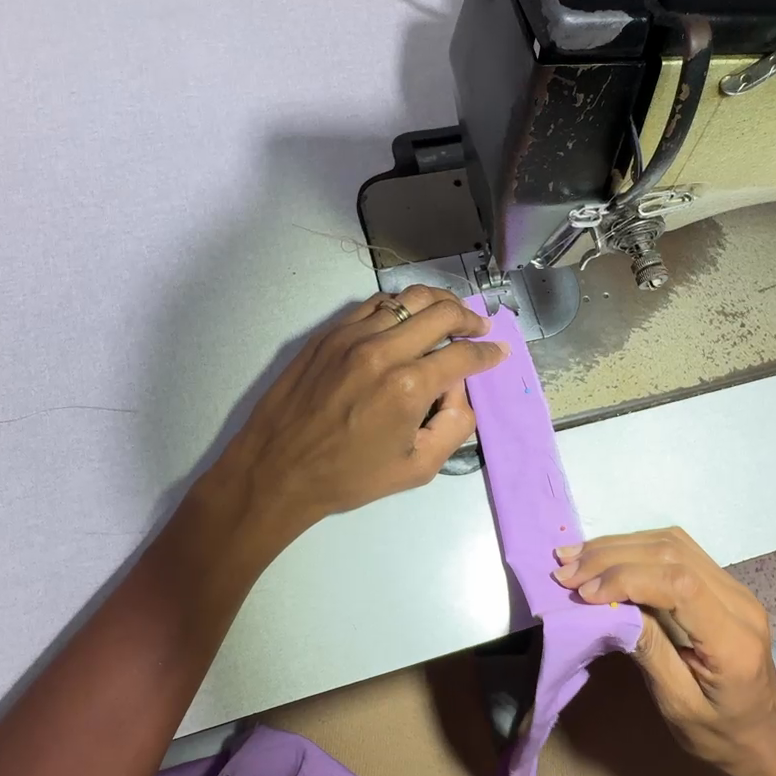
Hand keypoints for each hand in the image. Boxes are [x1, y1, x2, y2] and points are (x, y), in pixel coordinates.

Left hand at [201, 285, 506, 537]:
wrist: (277, 470)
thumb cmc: (350, 477)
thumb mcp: (418, 468)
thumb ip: (455, 425)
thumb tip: (463, 389)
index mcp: (409, 386)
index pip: (464, 354)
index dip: (488, 352)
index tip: (498, 352)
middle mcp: (383, 350)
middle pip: (442, 312)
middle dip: (470, 317)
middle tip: (479, 327)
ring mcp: (352, 335)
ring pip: (408, 298)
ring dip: (437, 303)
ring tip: (449, 314)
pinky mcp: (329, 333)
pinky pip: (374, 304)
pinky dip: (399, 306)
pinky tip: (405, 319)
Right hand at [552, 528, 775, 775]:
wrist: (766, 737)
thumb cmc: (721, 735)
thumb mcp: (679, 708)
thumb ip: (650, 653)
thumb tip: (611, 608)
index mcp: (733, 640)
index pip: (680, 584)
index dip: (628, 578)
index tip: (584, 593)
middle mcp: (739, 603)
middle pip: (673, 554)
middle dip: (612, 557)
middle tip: (565, 572)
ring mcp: (735, 587)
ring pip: (672, 543)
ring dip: (618, 546)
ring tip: (576, 559)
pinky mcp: (723, 583)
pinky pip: (677, 550)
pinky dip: (635, 548)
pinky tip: (605, 557)